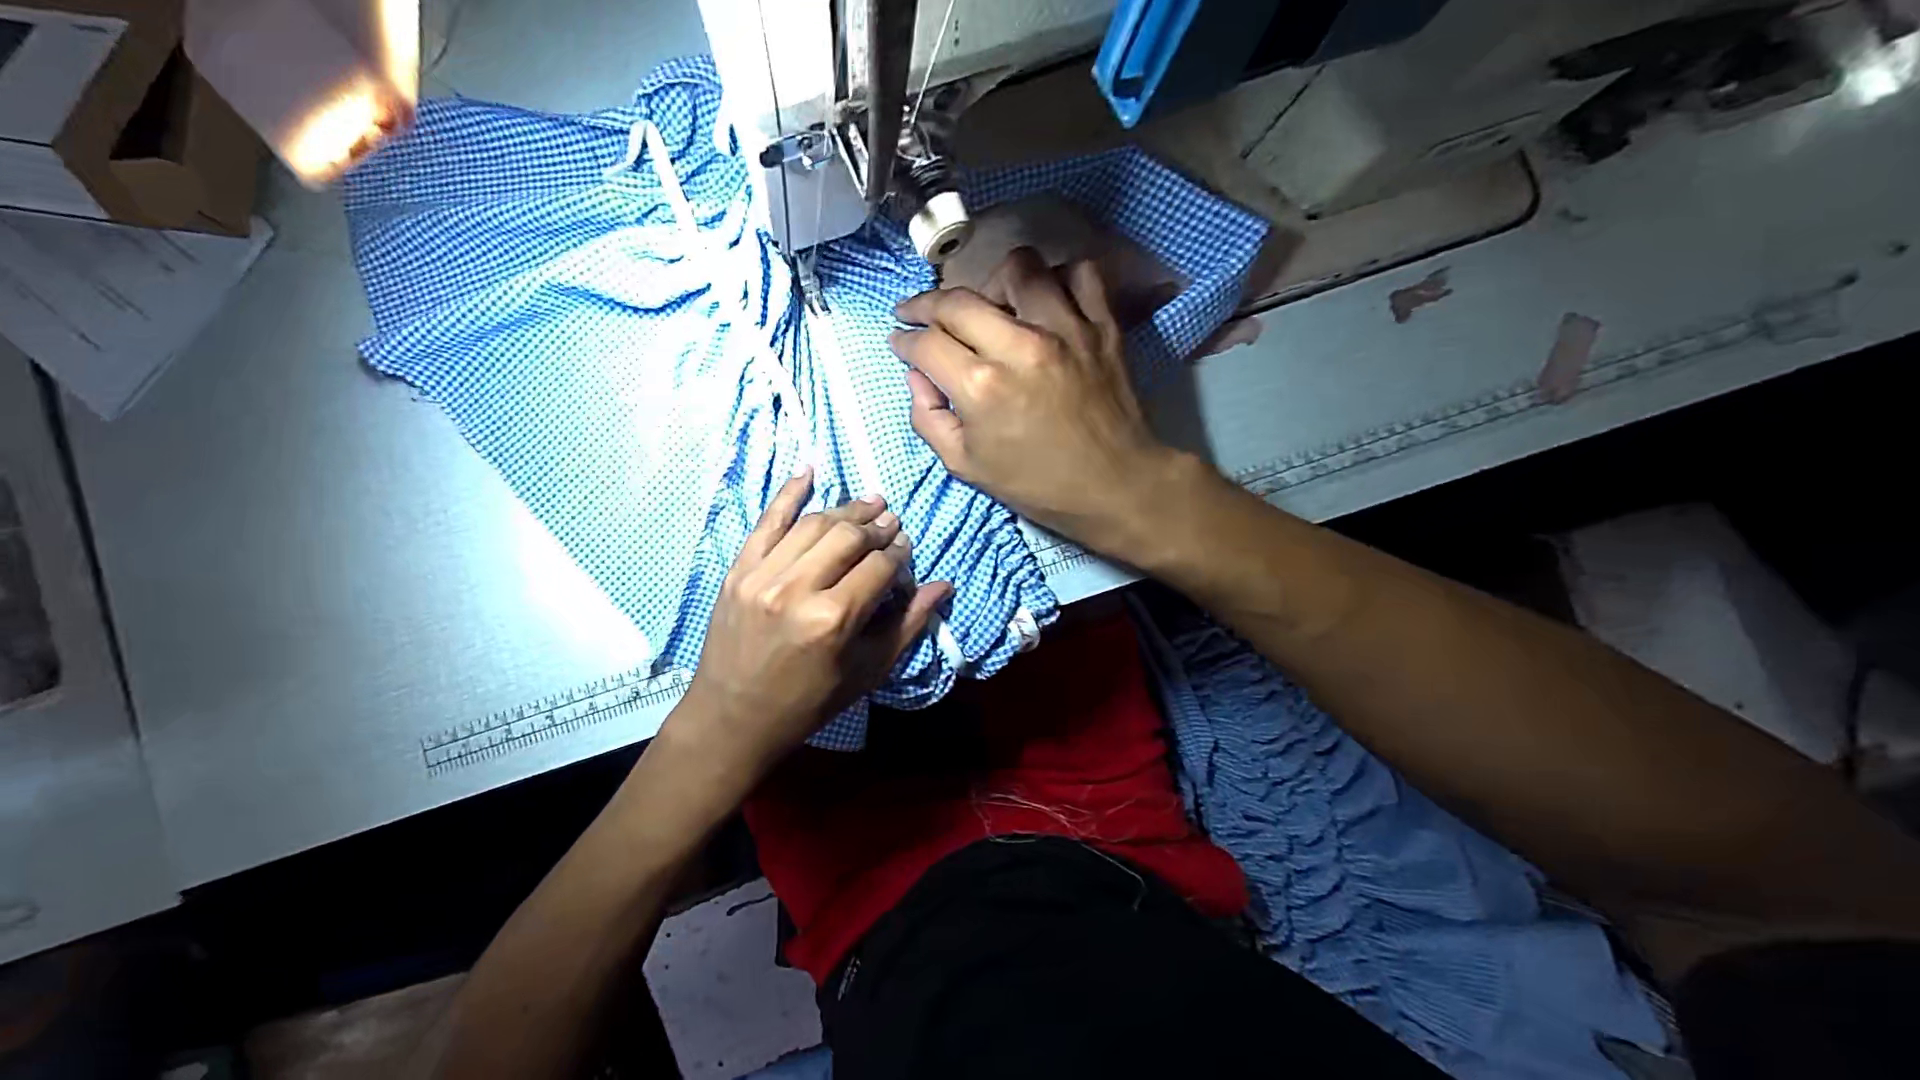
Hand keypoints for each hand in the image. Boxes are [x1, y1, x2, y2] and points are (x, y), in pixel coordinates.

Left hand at [668, 468, 950, 783]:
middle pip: (848, 537)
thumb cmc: (810, 702)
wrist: (735, 716)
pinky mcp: (738, 570)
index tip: (906, 548)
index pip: (878, 567)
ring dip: (845, 510)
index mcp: (834, 619)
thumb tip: (945, 585)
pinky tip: (808, 472)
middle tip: (891, 522)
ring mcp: (762, 575)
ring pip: (813, 524)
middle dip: (876, 526)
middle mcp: (797, 589)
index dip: (899, 553)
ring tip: (868, 504)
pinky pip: (766, 521)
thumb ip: (908, 624)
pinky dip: (787, 493)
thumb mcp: (868, 670)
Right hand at [890, 247, 1192, 557]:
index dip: (903, 340)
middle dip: (925, 305)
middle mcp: (1020, 346)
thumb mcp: (966, 466)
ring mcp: (1066, 329)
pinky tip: (1045, 302)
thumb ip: (928, 418)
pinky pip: (1080, 274)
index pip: (926, 343)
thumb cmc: (1037, 484)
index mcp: (981, 387)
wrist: (1115, 486)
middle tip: (921, 316)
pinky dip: (1057, 280)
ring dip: (992, 284)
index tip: (900, 340)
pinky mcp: (1102, 325)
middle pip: (957, 300)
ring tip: (991, 307)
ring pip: (1018, 268)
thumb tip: (917, 375)